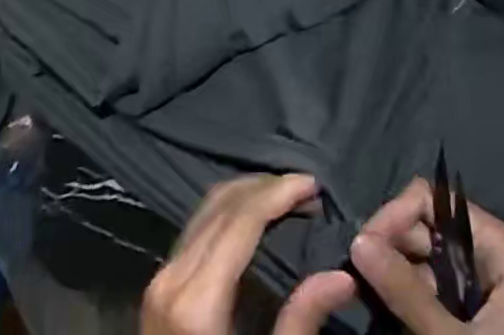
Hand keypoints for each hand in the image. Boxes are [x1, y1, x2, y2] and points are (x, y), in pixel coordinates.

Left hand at [142, 174, 357, 334]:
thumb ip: (299, 323)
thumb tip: (343, 277)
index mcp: (197, 299)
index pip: (242, 218)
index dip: (280, 192)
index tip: (314, 184)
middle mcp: (173, 276)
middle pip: (224, 204)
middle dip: (268, 187)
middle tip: (308, 189)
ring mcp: (161, 277)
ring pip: (207, 207)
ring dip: (249, 193)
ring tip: (288, 197)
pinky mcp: (160, 284)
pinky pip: (198, 225)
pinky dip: (230, 210)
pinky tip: (257, 218)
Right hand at [349, 179, 503, 334]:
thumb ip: (408, 294)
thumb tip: (357, 243)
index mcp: (494, 242)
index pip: (430, 200)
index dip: (393, 216)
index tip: (361, 248)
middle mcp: (483, 250)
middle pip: (421, 227)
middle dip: (386, 247)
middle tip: (351, 277)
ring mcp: (474, 281)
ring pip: (418, 260)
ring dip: (389, 275)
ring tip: (358, 293)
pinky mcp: (465, 311)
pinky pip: (424, 289)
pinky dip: (401, 297)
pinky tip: (380, 309)